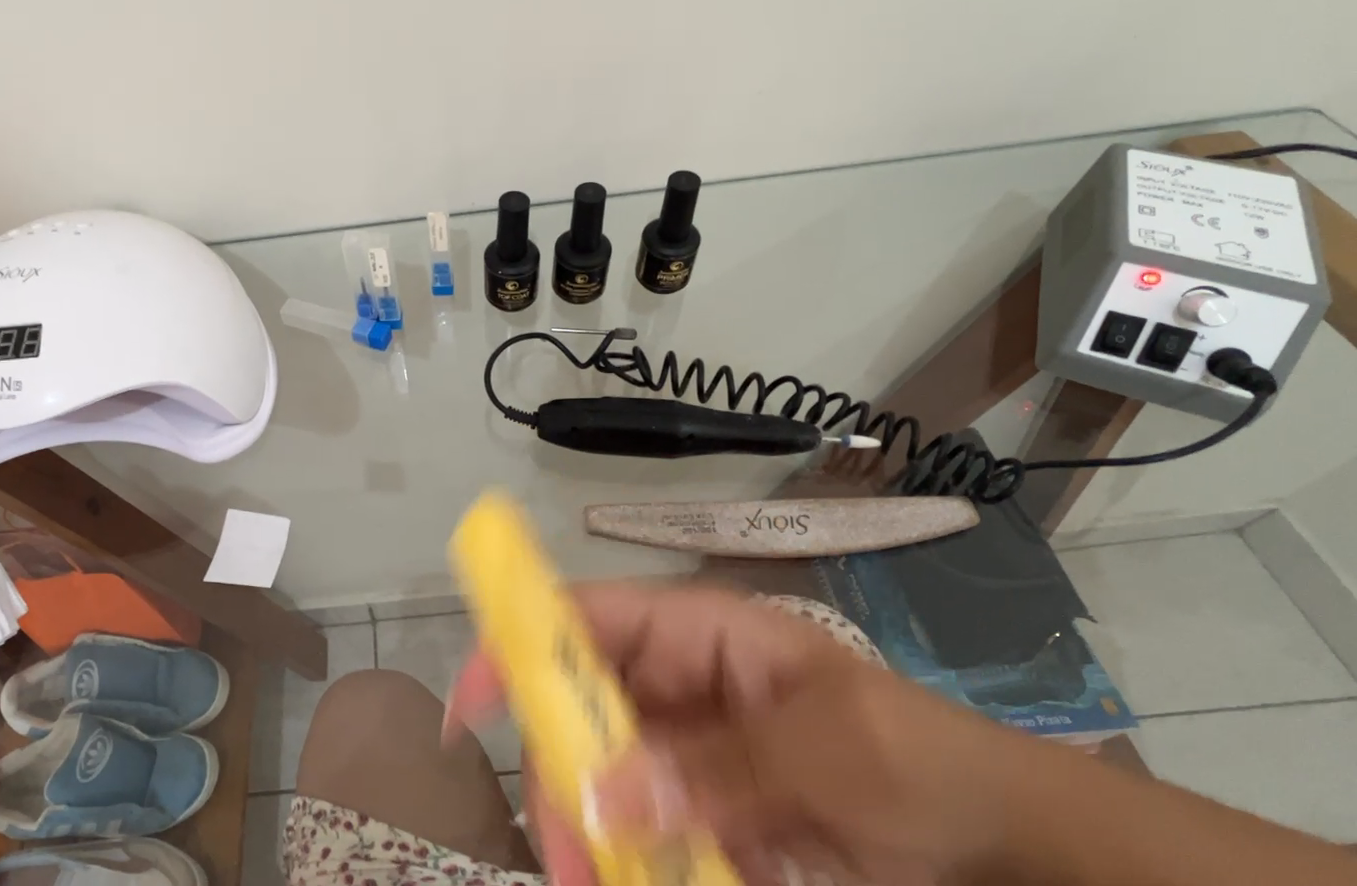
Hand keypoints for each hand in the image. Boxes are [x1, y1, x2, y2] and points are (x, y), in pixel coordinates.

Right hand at [445, 582, 1039, 885]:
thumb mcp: (830, 750)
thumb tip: (604, 793)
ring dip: (588, 831)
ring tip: (594, 885)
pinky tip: (621, 885)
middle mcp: (680, 684)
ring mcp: (688, 751)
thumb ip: (720, 768)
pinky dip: (625, 863)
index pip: (591, 617)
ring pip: (601, 776)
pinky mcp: (701, 812)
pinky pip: (639, 830)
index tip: (474, 701)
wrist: (1001, 842)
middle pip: (580, 706)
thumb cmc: (919, 758)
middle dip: (559, 770)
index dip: (524, 640)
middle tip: (561, 849)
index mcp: (703, 635)